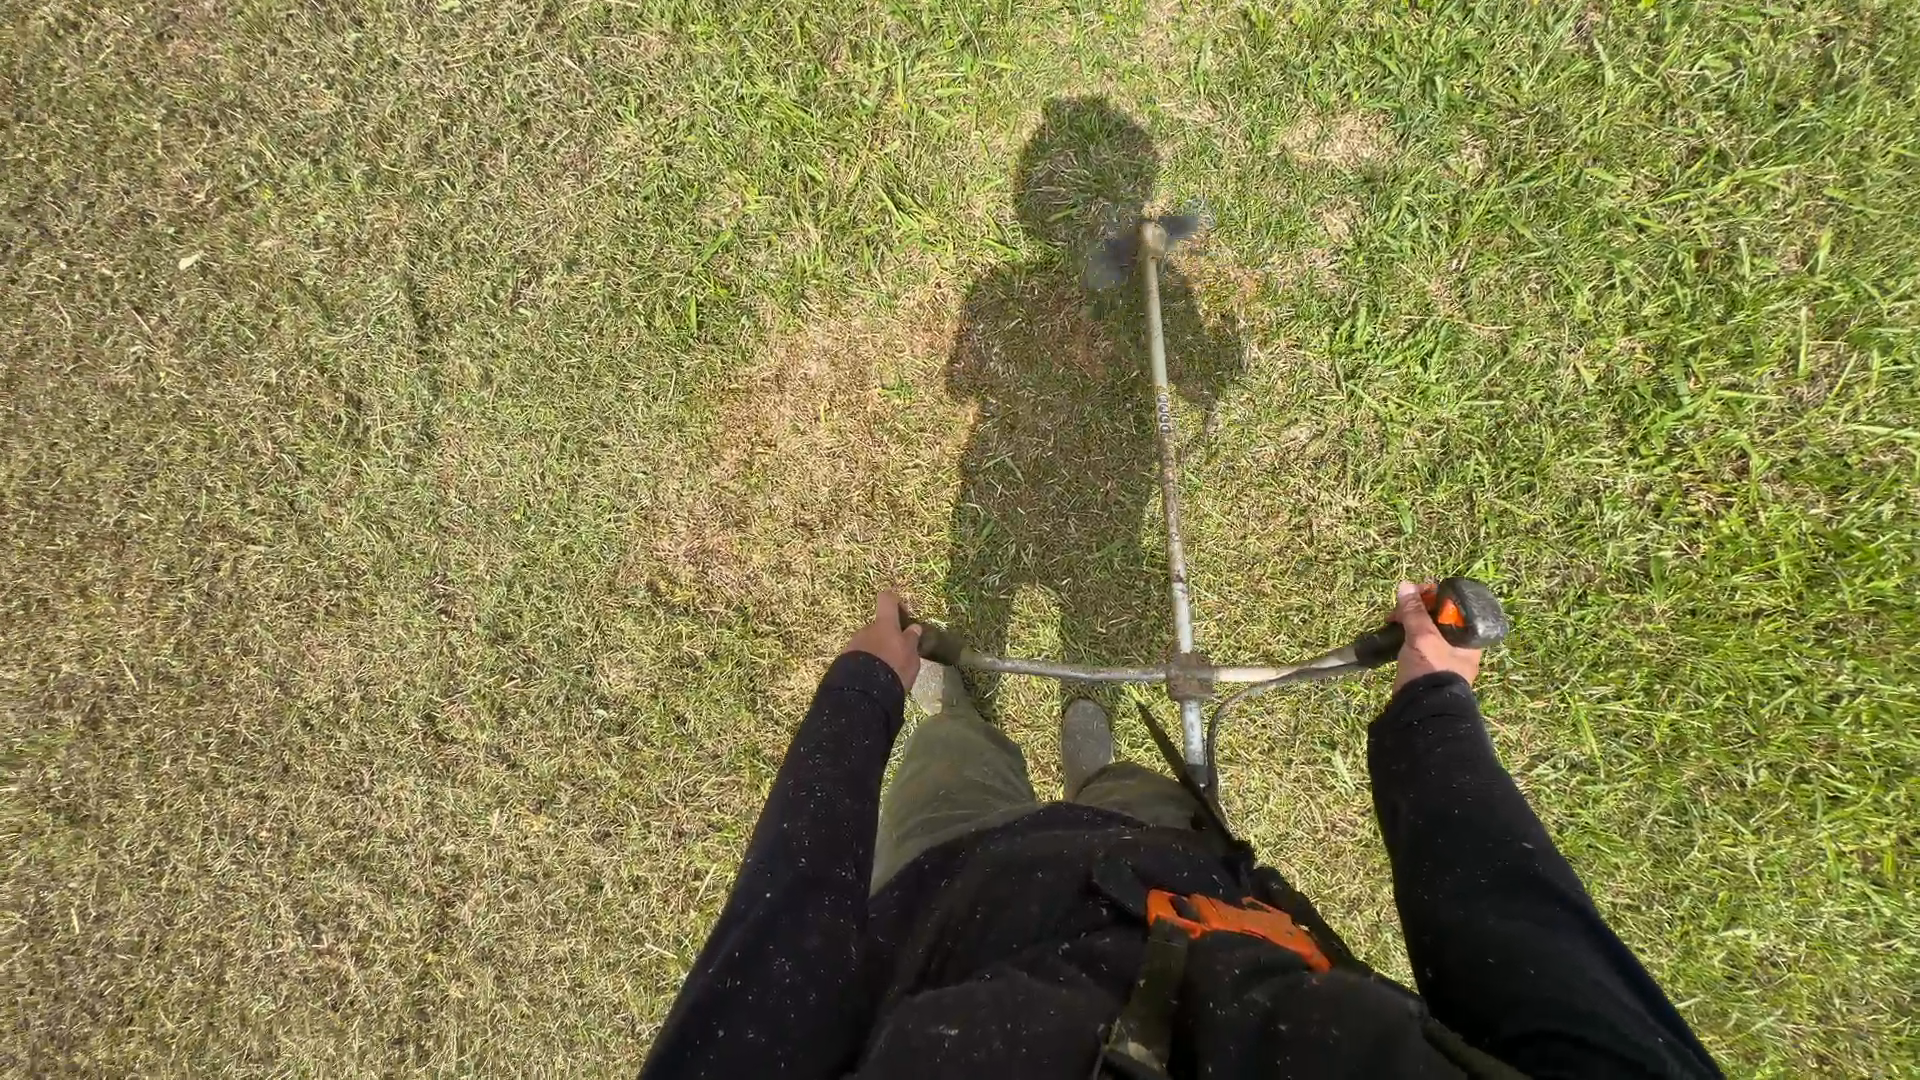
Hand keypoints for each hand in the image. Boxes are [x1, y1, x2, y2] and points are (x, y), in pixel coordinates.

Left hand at [841, 591, 922, 688]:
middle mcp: (866, 630)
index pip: (887, 600)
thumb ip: (911, 640)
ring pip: (867, 643)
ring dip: (876, 653)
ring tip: (884, 673)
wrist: (863, 694)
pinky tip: (872, 680)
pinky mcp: (843, 661)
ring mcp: (852, 644)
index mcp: (884, 624)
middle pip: (878, 627)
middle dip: (886, 638)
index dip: (894, 601)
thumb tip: (913, 627)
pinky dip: (865, 664)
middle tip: (896, 657)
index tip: (902, 612)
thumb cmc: (893, 668)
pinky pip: (858, 657)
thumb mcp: (911, 656)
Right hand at [1389, 580, 1481, 691]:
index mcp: (1468, 636)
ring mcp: (1442, 652)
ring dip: (1407, 619)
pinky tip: (1393, 632)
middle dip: (1415, 608)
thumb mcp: (1423, 637)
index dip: (1433, 596)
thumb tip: (1404, 586)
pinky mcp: (1426, 661)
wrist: (1422, 706)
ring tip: (1391, 621)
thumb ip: (1414, 612)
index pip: (1453, 605)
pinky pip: (1416, 639)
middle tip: (1397, 611)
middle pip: (1437, 614)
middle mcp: (1459, 642)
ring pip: (1425, 626)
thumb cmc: (1431, 669)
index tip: (1412, 595)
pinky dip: (1404, 632)